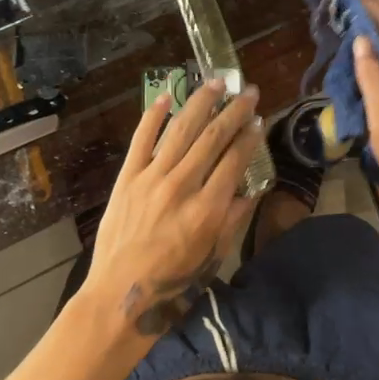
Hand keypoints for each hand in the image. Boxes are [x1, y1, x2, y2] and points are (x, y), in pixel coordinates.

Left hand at [80, 79, 262, 334]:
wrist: (119, 297)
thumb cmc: (172, 281)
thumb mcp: (213, 255)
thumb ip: (233, 218)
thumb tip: (251, 187)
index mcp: (206, 209)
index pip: (234, 160)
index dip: (250, 137)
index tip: (259, 120)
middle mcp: (181, 187)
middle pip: (212, 138)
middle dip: (234, 112)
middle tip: (249, 92)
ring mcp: (151, 179)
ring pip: (180, 130)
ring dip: (201, 103)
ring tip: (217, 82)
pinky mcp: (127, 178)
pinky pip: (142, 139)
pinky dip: (154, 115)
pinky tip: (168, 96)